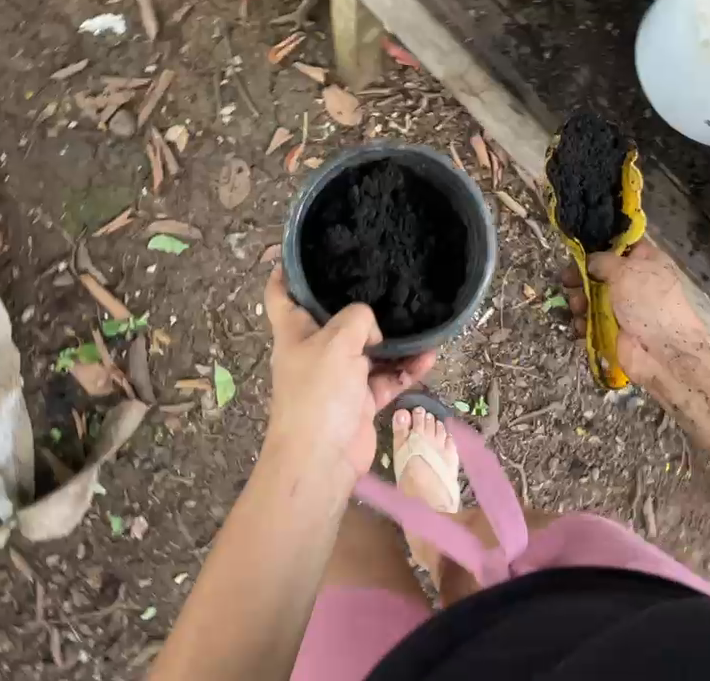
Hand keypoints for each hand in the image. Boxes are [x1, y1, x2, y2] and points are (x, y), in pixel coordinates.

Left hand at [262, 266, 435, 481]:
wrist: (322, 460)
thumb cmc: (318, 393)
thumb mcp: (336, 341)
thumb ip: (358, 319)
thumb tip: (374, 330)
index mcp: (294, 331)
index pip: (280, 294)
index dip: (285, 269)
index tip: (301, 250)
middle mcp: (315, 350)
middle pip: (335, 319)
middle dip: (359, 304)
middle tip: (385, 278)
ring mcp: (339, 377)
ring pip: (369, 349)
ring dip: (395, 340)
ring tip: (422, 323)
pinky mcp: (360, 400)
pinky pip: (387, 377)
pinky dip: (406, 368)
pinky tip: (429, 356)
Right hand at [562, 240, 709, 383]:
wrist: (661, 351)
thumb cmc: (648, 301)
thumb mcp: (625, 270)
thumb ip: (602, 260)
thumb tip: (588, 260)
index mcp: (646, 262)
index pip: (622, 246)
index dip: (600, 246)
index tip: (580, 250)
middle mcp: (635, 282)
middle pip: (600, 273)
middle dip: (582, 277)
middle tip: (568, 281)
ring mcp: (624, 308)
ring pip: (592, 298)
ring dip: (580, 301)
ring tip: (577, 307)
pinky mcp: (614, 330)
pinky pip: (591, 321)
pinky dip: (583, 323)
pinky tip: (580, 325)